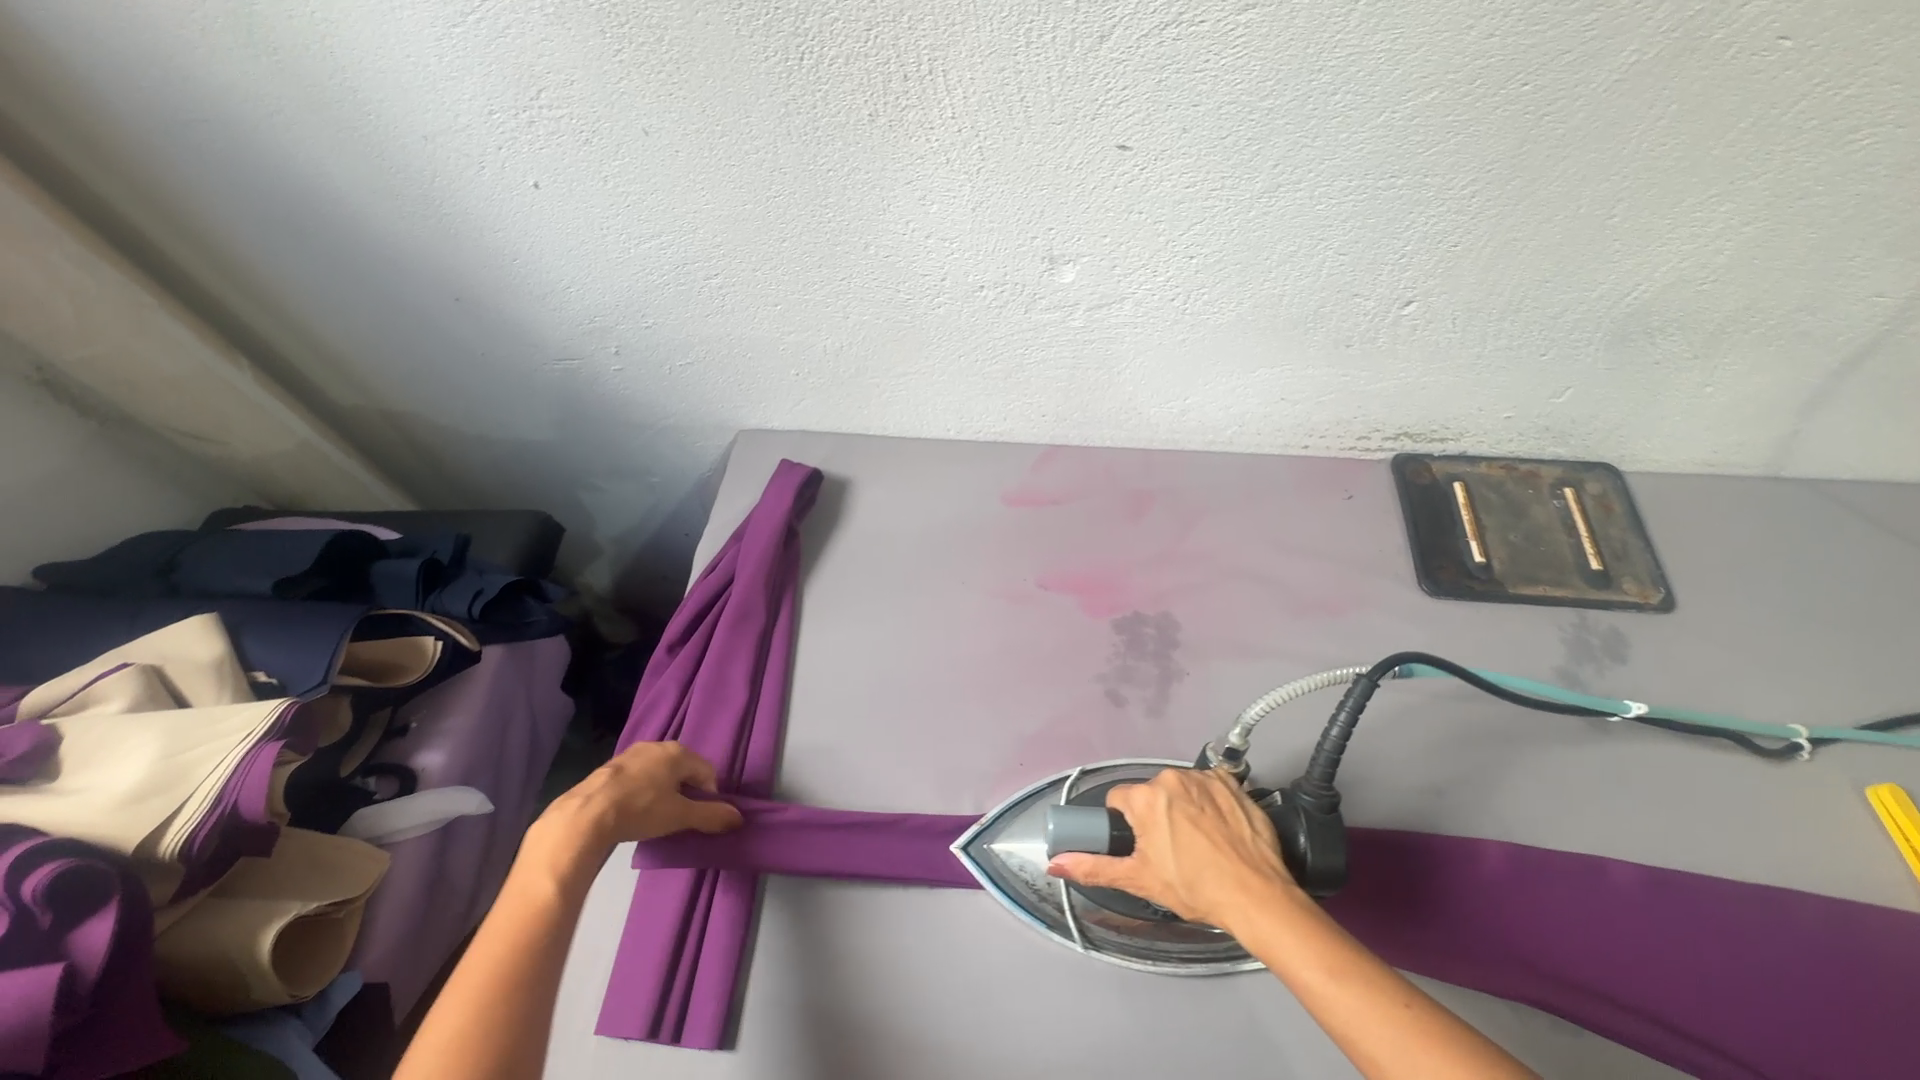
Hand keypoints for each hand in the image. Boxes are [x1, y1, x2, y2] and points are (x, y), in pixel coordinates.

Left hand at [536, 741, 743, 852]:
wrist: (585, 815)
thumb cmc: (641, 809)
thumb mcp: (681, 816)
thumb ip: (712, 816)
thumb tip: (739, 818)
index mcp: (678, 752)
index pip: (707, 771)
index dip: (708, 795)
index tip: (698, 817)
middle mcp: (656, 745)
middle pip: (683, 769)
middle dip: (685, 791)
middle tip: (678, 817)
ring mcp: (630, 754)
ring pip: (658, 772)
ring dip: (662, 791)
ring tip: (654, 816)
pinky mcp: (609, 767)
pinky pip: (637, 777)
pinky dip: (641, 791)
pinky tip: (632, 811)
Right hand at [1048, 767, 1298, 930]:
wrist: (1256, 895)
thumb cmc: (1195, 888)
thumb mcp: (1140, 879)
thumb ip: (1094, 867)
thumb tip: (1055, 864)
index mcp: (1146, 798)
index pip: (1119, 800)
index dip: (1125, 823)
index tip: (1140, 844)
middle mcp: (1174, 779)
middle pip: (1151, 793)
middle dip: (1155, 815)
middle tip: (1170, 849)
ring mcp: (1206, 779)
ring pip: (1181, 789)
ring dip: (1183, 807)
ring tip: (1198, 842)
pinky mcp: (1234, 784)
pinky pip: (1210, 786)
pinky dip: (1210, 802)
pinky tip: (1218, 829)